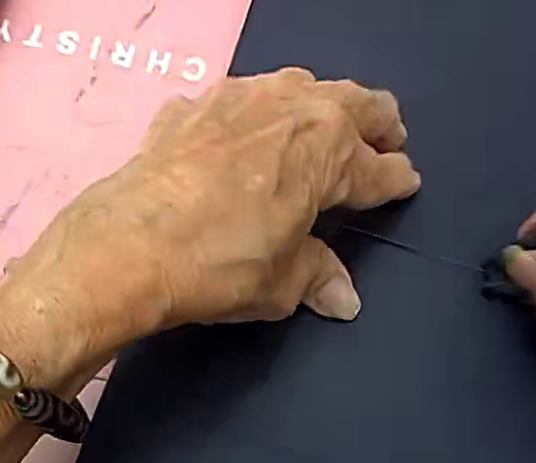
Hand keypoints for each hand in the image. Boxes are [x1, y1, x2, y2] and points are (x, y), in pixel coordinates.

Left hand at [0, 69, 420, 390]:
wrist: (129, 246)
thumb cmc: (218, 267)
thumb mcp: (277, 285)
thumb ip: (316, 279)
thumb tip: (345, 299)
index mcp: (327, 151)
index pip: (375, 168)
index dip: (394, 179)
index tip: (406, 182)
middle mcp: (291, 107)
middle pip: (351, 105)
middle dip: (375, 123)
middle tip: (387, 134)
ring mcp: (237, 100)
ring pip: (295, 89)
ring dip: (316, 106)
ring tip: (319, 123)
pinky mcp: (188, 110)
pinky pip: (232, 107)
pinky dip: (246, 121)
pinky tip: (237, 137)